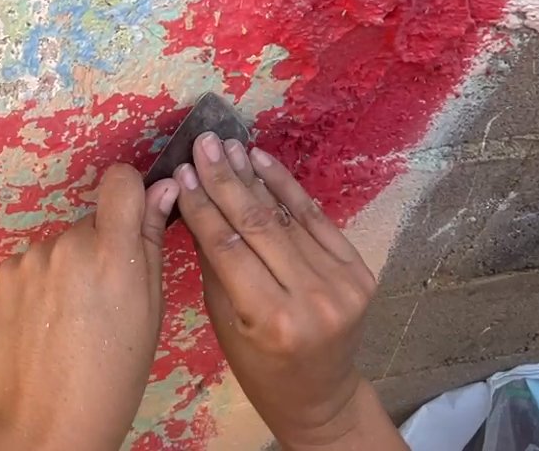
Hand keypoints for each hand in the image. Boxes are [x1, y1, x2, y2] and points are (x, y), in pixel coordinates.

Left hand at [0, 163, 181, 450]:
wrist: (45, 424)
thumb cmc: (113, 374)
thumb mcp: (149, 310)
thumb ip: (151, 240)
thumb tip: (164, 186)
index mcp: (112, 253)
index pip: (121, 180)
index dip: (130, 194)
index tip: (132, 219)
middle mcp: (69, 244)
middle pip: (92, 223)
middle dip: (99, 249)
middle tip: (101, 300)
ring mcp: (31, 257)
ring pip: (62, 247)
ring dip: (68, 269)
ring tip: (69, 319)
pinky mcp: (4, 272)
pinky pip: (33, 264)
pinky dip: (40, 284)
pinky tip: (43, 322)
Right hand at [175, 133, 407, 450]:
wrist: (322, 396)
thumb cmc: (259, 366)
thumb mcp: (223, 319)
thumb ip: (213, 259)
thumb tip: (192, 196)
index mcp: (271, 321)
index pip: (227, 247)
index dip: (202, 205)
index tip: (181, 170)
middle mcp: (311, 299)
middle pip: (257, 224)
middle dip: (225, 179)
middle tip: (204, 142)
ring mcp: (340, 283)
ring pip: (284, 216)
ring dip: (252, 175)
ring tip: (228, 145)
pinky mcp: (357, 269)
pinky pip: (314, 217)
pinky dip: (286, 185)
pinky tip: (261, 159)